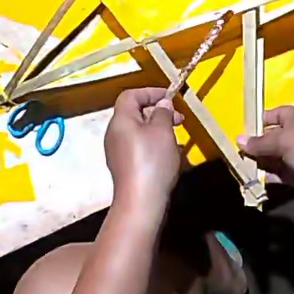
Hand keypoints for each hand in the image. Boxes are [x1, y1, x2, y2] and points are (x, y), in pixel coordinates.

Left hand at [104, 87, 183, 215]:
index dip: (150, 92)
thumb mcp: (163, 131)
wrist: (141, 201)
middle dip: (158, 111)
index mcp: (121, 121)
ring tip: (176, 136)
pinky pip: (139, 145)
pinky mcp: (125, 165)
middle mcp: (115, 133)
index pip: (131, 95)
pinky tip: (169, 153)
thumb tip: (162, 104)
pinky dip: (154, 143)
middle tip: (178, 118)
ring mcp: (118, 151)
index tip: (170, 98)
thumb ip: (163, 112)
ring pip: (138, 130)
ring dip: (158, 128)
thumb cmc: (152, 161)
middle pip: (134, 112)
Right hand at [238, 106, 293, 206]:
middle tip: (234, 154)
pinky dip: (267, 177)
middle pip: (270, 138)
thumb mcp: (282, 140)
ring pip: (273, 158)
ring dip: (258, 163)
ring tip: (239, 168)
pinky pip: (279, 174)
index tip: (239, 131)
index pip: (273, 115)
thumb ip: (260, 142)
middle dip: (254, 145)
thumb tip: (239, 139)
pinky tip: (252, 180)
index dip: (257, 121)